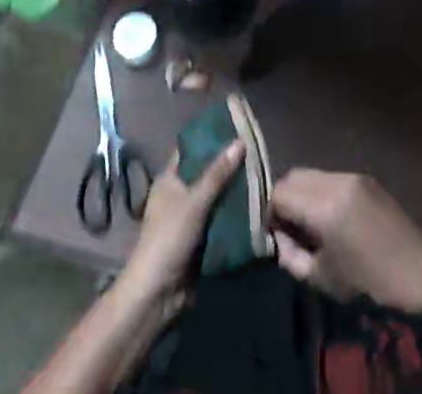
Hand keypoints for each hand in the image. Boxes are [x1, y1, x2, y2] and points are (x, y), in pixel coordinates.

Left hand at [119, 141, 242, 301]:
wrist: (159, 292)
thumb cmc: (169, 238)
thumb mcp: (194, 202)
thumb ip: (217, 174)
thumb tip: (239, 142)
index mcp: (169, 180)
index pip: (190, 150)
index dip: (209, 138)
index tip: (235, 128)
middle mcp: (178, 195)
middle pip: (206, 173)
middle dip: (228, 166)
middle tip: (257, 153)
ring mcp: (190, 217)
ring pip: (216, 197)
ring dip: (235, 191)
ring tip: (262, 175)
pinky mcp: (201, 238)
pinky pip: (221, 219)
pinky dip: (235, 213)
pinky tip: (256, 205)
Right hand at [270, 169, 421, 314]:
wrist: (421, 279)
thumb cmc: (368, 286)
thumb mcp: (320, 278)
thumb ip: (289, 255)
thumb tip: (278, 238)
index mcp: (324, 206)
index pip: (279, 193)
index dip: (270, 214)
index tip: (275, 236)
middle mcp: (337, 181)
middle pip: (293, 176)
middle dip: (284, 200)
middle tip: (288, 229)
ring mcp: (354, 176)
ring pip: (312, 174)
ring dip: (302, 194)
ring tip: (309, 224)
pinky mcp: (367, 179)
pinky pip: (331, 177)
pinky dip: (321, 192)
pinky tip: (330, 218)